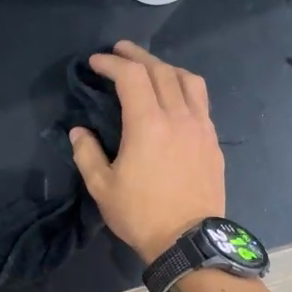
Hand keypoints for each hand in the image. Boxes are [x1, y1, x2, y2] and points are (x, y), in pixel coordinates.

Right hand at [69, 41, 225, 261]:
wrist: (188, 239)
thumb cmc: (139, 214)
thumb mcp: (101, 187)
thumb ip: (87, 153)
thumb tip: (79, 132)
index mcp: (147, 124)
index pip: (131, 77)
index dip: (111, 63)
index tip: (95, 63)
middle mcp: (178, 116)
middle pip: (161, 71)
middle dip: (137, 56)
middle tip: (119, 52)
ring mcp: (201, 127)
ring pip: (188, 80)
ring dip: (165, 67)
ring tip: (150, 69)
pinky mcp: (213, 141)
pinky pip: (200, 101)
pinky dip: (183, 88)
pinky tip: (173, 98)